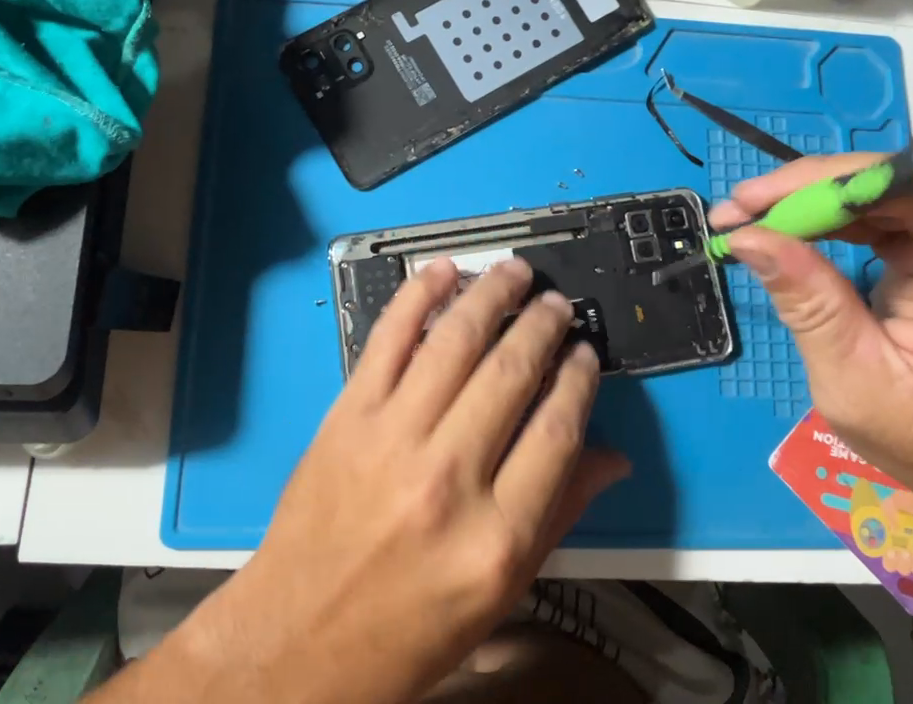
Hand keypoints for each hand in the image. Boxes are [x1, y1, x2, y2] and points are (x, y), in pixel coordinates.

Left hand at [141, 257, 628, 703]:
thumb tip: (611, 458)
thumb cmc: (409, 629)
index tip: (585, 354)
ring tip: (515, 273)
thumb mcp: (500, 593)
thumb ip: (557, 515)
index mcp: (497, 535)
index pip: (557, 430)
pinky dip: (417, 298)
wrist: (301, 640)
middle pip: (510, 375)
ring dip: (490, 296)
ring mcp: (391, 440)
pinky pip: (387, 342)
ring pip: (454, 344)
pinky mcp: (347, 418)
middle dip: (542, 326)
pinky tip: (442, 272)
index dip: (578, 380)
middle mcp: (447, 478)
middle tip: (557, 305)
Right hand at [711, 64, 912, 518]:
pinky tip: (772, 217)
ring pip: (903, 187)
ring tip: (744, 208)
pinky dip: (824, 209)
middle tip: (753, 199)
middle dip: (843, 179)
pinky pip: (883, 207)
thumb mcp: (863, 396)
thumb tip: (750, 240)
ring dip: (820, 190)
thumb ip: (815, 314)